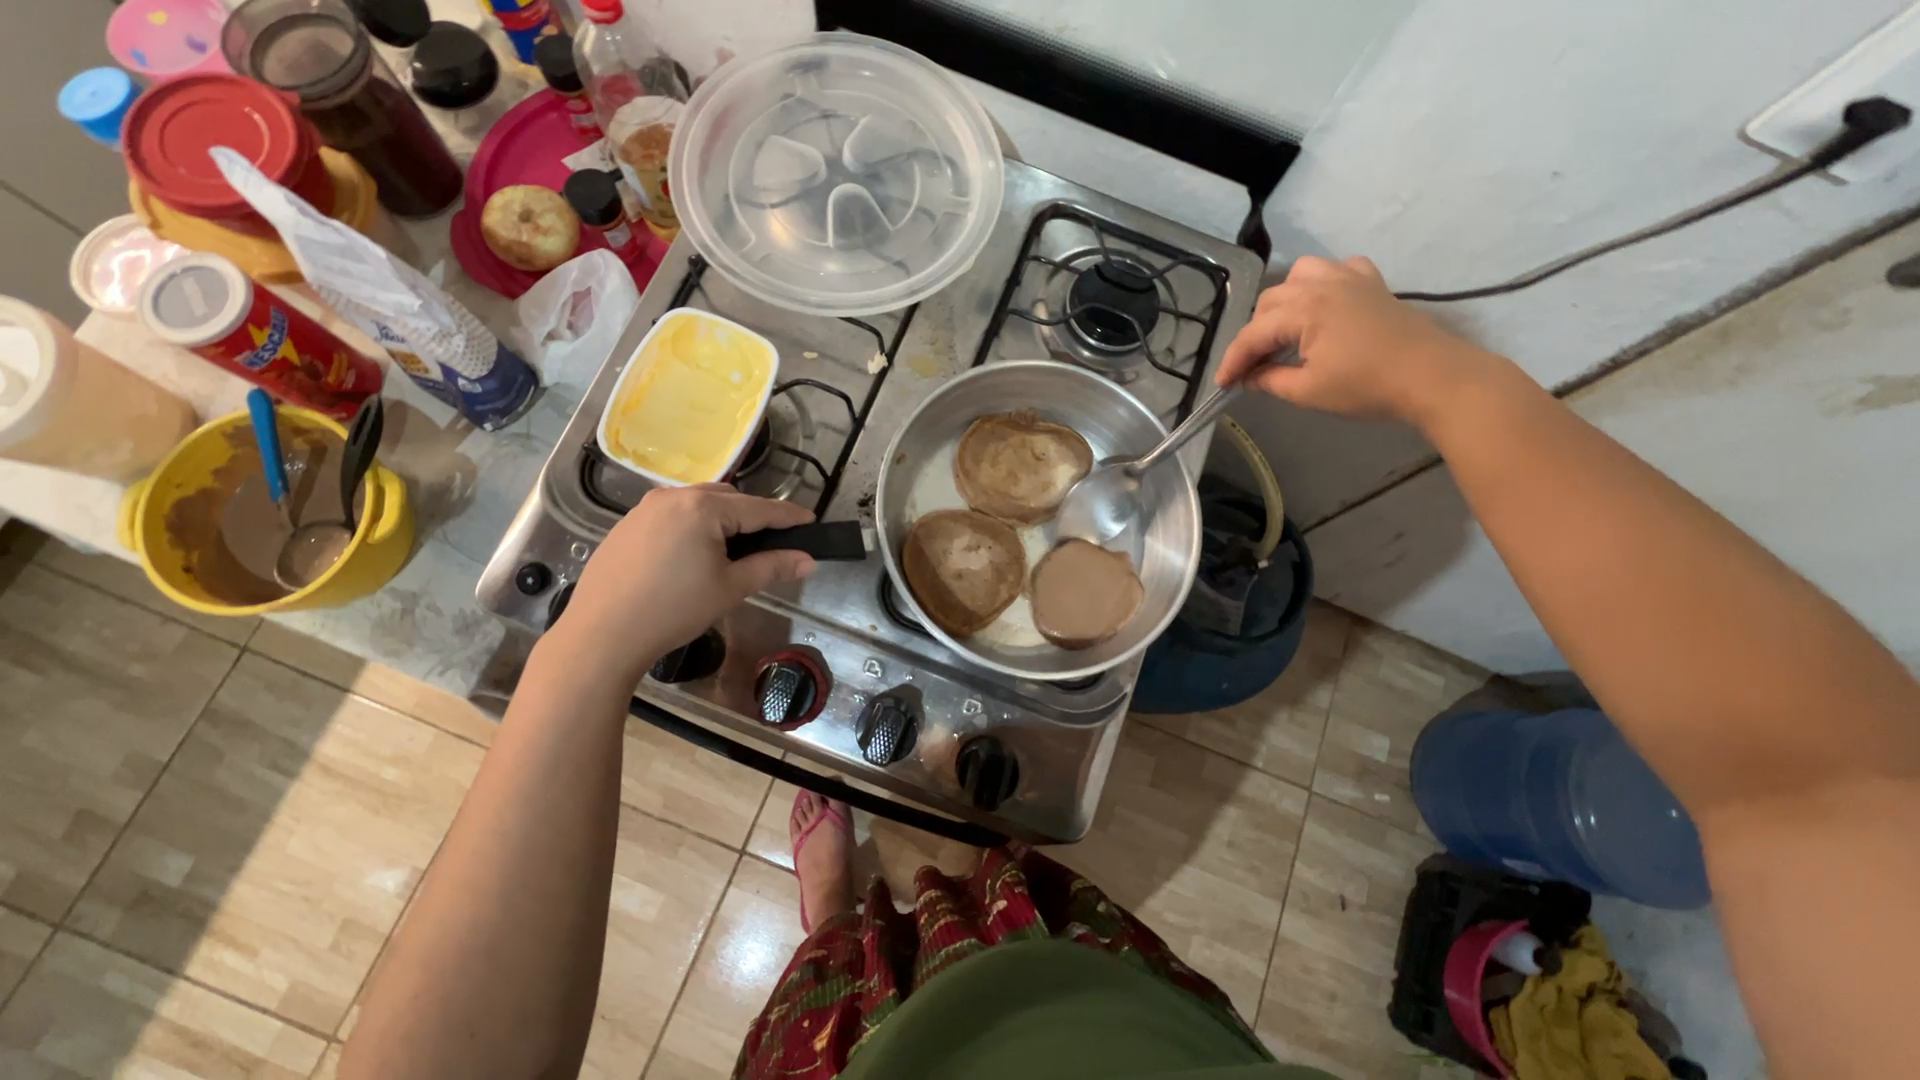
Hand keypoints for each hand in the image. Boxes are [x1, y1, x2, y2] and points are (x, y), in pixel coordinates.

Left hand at [560, 484, 816, 679]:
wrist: (601, 634)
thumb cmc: (672, 610)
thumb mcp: (729, 588)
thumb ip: (771, 567)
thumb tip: (808, 560)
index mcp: (702, 507)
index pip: (758, 508)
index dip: (788, 517)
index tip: (811, 522)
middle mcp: (673, 496)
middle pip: (727, 499)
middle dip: (752, 517)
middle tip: (769, 545)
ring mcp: (645, 509)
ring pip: (697, 504)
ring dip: (720, 521)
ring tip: (730, 553)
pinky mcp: (627, 525)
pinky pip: (672, 516)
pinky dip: (691, 527)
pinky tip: (690, 559)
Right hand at [1218, 255, 1500, 425]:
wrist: (1431, 376)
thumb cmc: (1366, 386)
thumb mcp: (1308, 391)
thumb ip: (1269, 380)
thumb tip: (1247, 377)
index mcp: (1302, 310)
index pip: (1253, 334)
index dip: (1233, 361)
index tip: (1222, 384)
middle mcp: (1321, 284)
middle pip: (1270, 301)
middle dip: (1256, 333)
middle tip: (1255, 365)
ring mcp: (1350, 278)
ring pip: (1300, 273)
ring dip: (1285, 299)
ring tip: (1286, 328)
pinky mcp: (1373, 283)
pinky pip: (1340, 268)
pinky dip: (1325, 283)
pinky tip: (1327, 305)